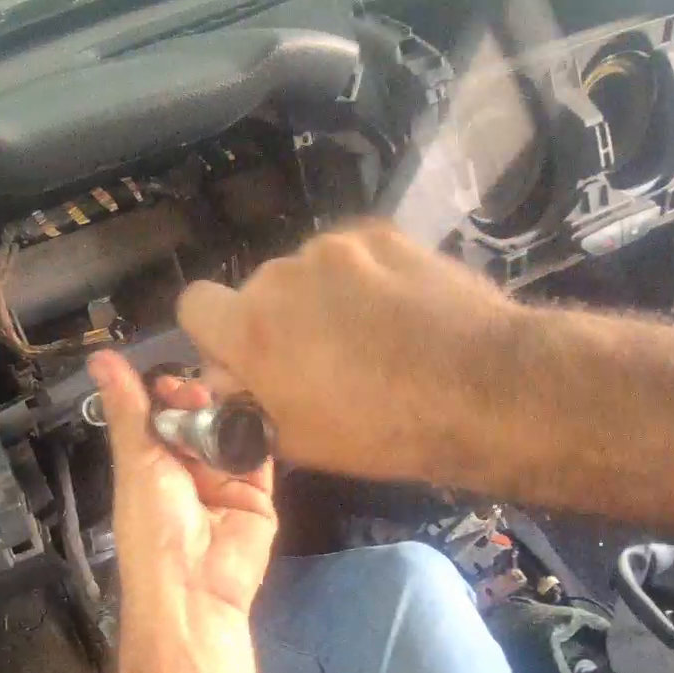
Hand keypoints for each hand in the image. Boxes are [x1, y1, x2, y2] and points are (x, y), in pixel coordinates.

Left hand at [88, 350, 276, 620]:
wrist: (194, 586)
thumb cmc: (153, 524)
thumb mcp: (136, 461)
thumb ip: (128, 410)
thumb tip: (99, 356)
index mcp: (151, 467)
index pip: (161, 418)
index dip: (166, 395)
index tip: (171, 382)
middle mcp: (187, 472)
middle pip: (199, 421)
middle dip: (200, 400)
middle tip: (201, 391)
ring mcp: (224, 482)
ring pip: (231, 433)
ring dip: (229, 412)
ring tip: (228, 396)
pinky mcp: (258, 493)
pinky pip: (261, 455)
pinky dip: (259, 432)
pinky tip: (256, 409)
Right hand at [176, 221, 521, 482]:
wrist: (480, 388)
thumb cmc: (379, 431)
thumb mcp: (294, 440)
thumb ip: (245, 403)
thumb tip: (228, 380)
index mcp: (251, 328)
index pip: (193, 305)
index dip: (214, 336)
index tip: (245, 362)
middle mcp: (281, 274)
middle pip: (254, 292)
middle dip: (273, 322)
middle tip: (316, 361)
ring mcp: (335, 246)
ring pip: (303, 275)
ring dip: (316, 301)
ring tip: (366, 338)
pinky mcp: (382, 232)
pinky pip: (349, 258)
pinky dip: (359, 282)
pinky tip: (396, 313)